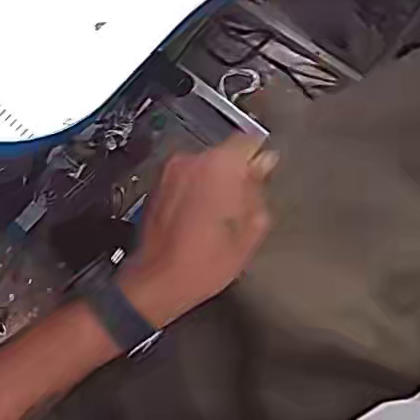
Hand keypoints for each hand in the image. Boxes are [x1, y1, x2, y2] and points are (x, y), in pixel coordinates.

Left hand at [119, 135, 276, 327]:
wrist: (161, 279)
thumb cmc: (204, 261)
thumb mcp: (252, 227)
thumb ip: (259, 188)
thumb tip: (262, 166)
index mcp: (221, 165)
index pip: (249, 140)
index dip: (259, 159)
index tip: (263, 174)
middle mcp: (192, 161)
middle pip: (225, 154)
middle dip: (235, 174)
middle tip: (240, 206)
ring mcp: (170, 172)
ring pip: (204, 167)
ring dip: (212, 183)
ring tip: (216, 218)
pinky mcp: (157, 185)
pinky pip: (185, 179)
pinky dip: (193, 192)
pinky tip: (198, 220)